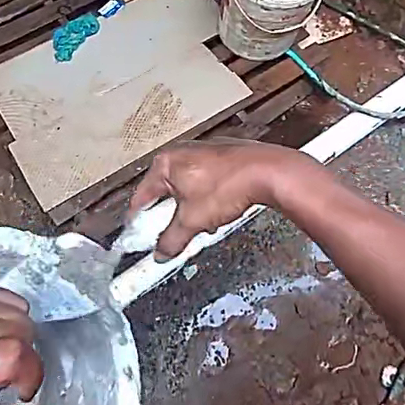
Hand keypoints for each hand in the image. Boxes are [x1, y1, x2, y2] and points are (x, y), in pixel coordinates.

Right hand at [129, 139, 320, 257]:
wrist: (268, 172)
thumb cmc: (230, 184)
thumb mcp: (192, 221)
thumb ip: (172, 239)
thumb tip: (162, 251)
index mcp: (166, 162)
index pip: (142, 194)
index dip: (138, 217)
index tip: (136, 232)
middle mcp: (183, 152)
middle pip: (166, 190)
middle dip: (170, 214)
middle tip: (172, 232)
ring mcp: (205, 153)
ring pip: (188, 186)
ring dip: (192, 208)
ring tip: (201, 224)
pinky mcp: (225, 157)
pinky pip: (208, 181)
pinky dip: (209, 198)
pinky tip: (219, 211)